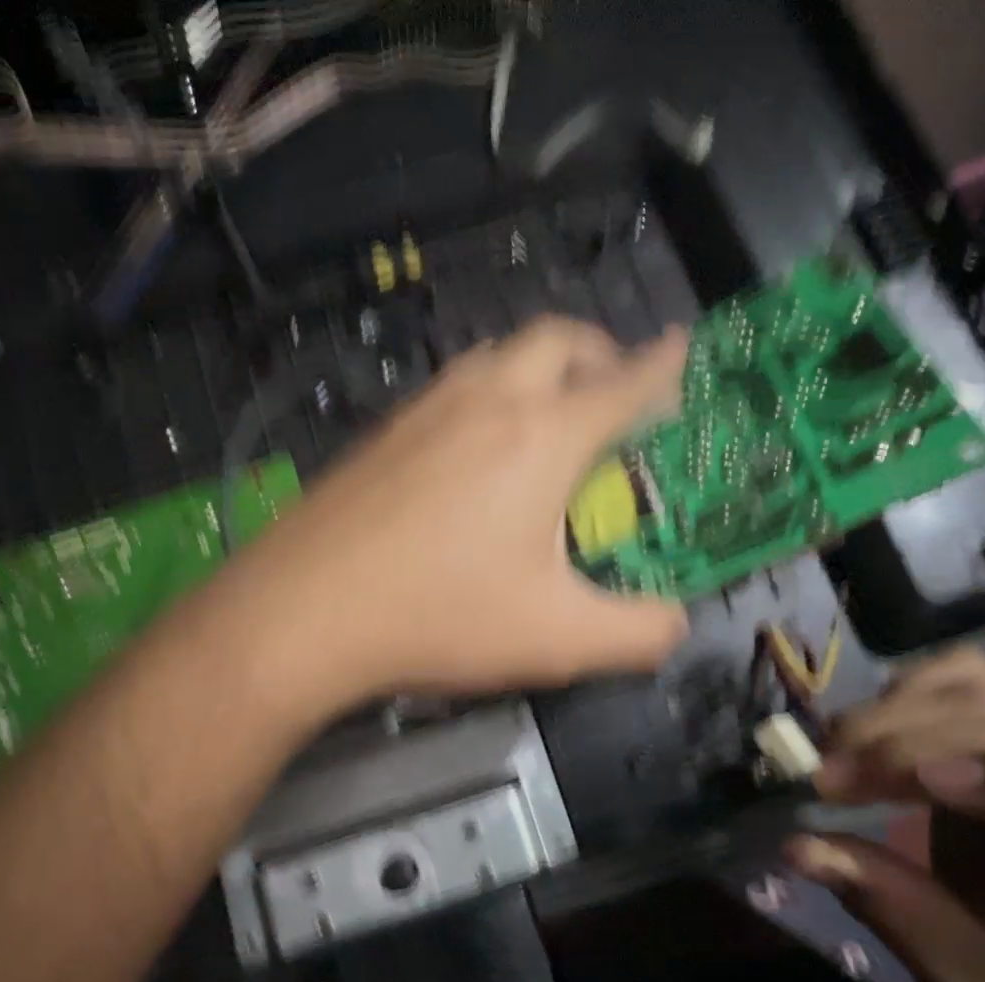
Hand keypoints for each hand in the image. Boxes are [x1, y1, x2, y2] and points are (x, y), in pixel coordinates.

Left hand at [205, 316, 691, 712]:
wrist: (301, 610)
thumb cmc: (437, 616)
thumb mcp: (558, 639)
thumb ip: (638, 631)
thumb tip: (676, 620)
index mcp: (542, 437)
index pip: (624, 385)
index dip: (663, 367)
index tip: (683, 348)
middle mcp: (486, 401)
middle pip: (557, 339)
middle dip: (601, 351)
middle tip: (618, 389)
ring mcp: (425, 409)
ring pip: (497, 354)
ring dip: (539, 365)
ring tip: (552, 411)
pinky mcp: (382, 431)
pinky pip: (453, 385)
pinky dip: (489, 391)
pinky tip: (475, 447)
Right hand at [788, 650, 984, 981]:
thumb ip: (900, 912)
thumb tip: (799, 847)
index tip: (910, 785)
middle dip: (912, 748)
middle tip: (824, 782)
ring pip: (980, 692)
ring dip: (894, 715)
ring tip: (831, 757)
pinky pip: (959, 682)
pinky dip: (902, 698)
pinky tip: (862, 739)